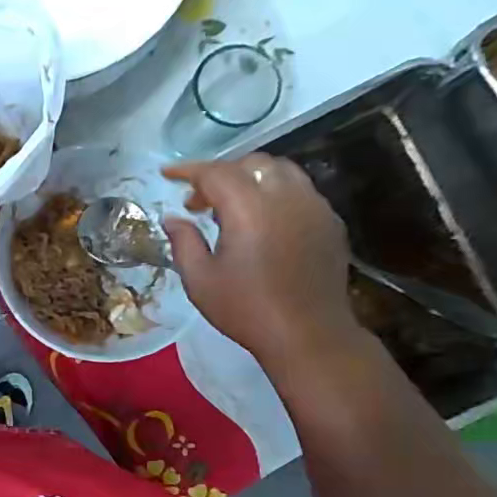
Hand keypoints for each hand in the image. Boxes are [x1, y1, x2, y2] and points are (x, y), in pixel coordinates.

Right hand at [161, 153, 361, 365]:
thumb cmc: (245, 308)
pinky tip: (262, 222)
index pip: (216, 172)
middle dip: (221, 174)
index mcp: (249, 208)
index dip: (188, 170)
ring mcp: (314, 206)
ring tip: (231, 207)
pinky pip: (299, 191)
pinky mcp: (329, 221)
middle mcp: (286, 197)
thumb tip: (174, 218)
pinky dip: (274, 193)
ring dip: (250, 180)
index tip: (167, 174)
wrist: (307, 333)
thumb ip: (184, 242)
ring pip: (281, 172)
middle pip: (252, 164)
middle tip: (199, 202)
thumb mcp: (199, 280)